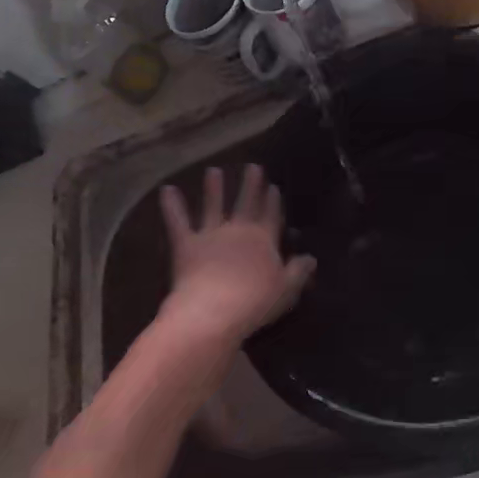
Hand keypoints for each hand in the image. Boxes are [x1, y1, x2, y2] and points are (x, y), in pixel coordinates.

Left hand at [158, 165, 314, 345]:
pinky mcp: (186, 244)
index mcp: (264, 239)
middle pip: (246, 202)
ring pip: (213, 206)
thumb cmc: (256, 302)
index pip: (271, 215)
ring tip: (213, 170)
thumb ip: (299, 271)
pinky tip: (167, 190)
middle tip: (252, 166)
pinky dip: (172, 206)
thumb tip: (311, 257)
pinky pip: (177, 222)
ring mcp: (211, 235)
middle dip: (251, 184)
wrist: (214, 311)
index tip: (274, 186)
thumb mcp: (287, 289)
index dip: (273, 201)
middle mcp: (238, 230)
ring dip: (213, 188)